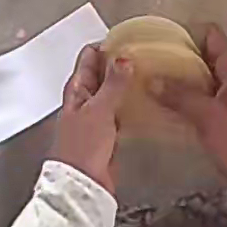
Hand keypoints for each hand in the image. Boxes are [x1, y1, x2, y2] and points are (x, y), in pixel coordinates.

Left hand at [53, 44, 133, 192]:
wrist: (82, 187)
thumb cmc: (83, 147)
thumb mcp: (99, 110)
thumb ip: (113, 84)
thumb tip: (124, 58)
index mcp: (76, 89)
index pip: (89, 57)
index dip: (106, 45)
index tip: (128, 39)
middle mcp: (84, 99)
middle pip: (102, 72)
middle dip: (119, 62)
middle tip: (144, 54)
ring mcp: (95, 116)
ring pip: (112, 91)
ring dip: (127, 83)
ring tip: (149, 73)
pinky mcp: (107, 132)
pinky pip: (120, 110)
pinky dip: (131, 103)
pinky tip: (146, 101)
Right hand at [154, 27, 226, 185]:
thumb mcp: (205, 115)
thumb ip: (178, 95)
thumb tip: (150, 79)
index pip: (211, 34)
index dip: (188, 34)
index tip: (163, 40)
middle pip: (208, 52)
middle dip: (183, 55)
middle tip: (156, 60)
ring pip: (208, 71)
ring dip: (187, 74)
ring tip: (159, 78)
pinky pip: (210, 87)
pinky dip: (194, 89)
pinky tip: (175, 98)